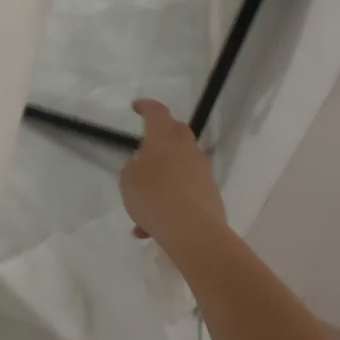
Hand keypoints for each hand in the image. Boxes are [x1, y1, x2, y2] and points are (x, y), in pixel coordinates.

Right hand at [120, 99, 226, 247]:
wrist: (194, 232)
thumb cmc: (153, 198)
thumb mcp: (128, 180)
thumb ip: (133, 168)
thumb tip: (143, 165)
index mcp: (163, 140)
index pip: (157, 113)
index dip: (147, 106)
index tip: (137, 106)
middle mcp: (186, 150)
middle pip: (178, 131)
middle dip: (164, 132)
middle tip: (148, 142)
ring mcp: (202, 172)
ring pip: (184, 161)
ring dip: (166, 171)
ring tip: (145, 200)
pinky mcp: (211, 193)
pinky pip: (187, 188)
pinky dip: (172, 197)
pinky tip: (154, 225)